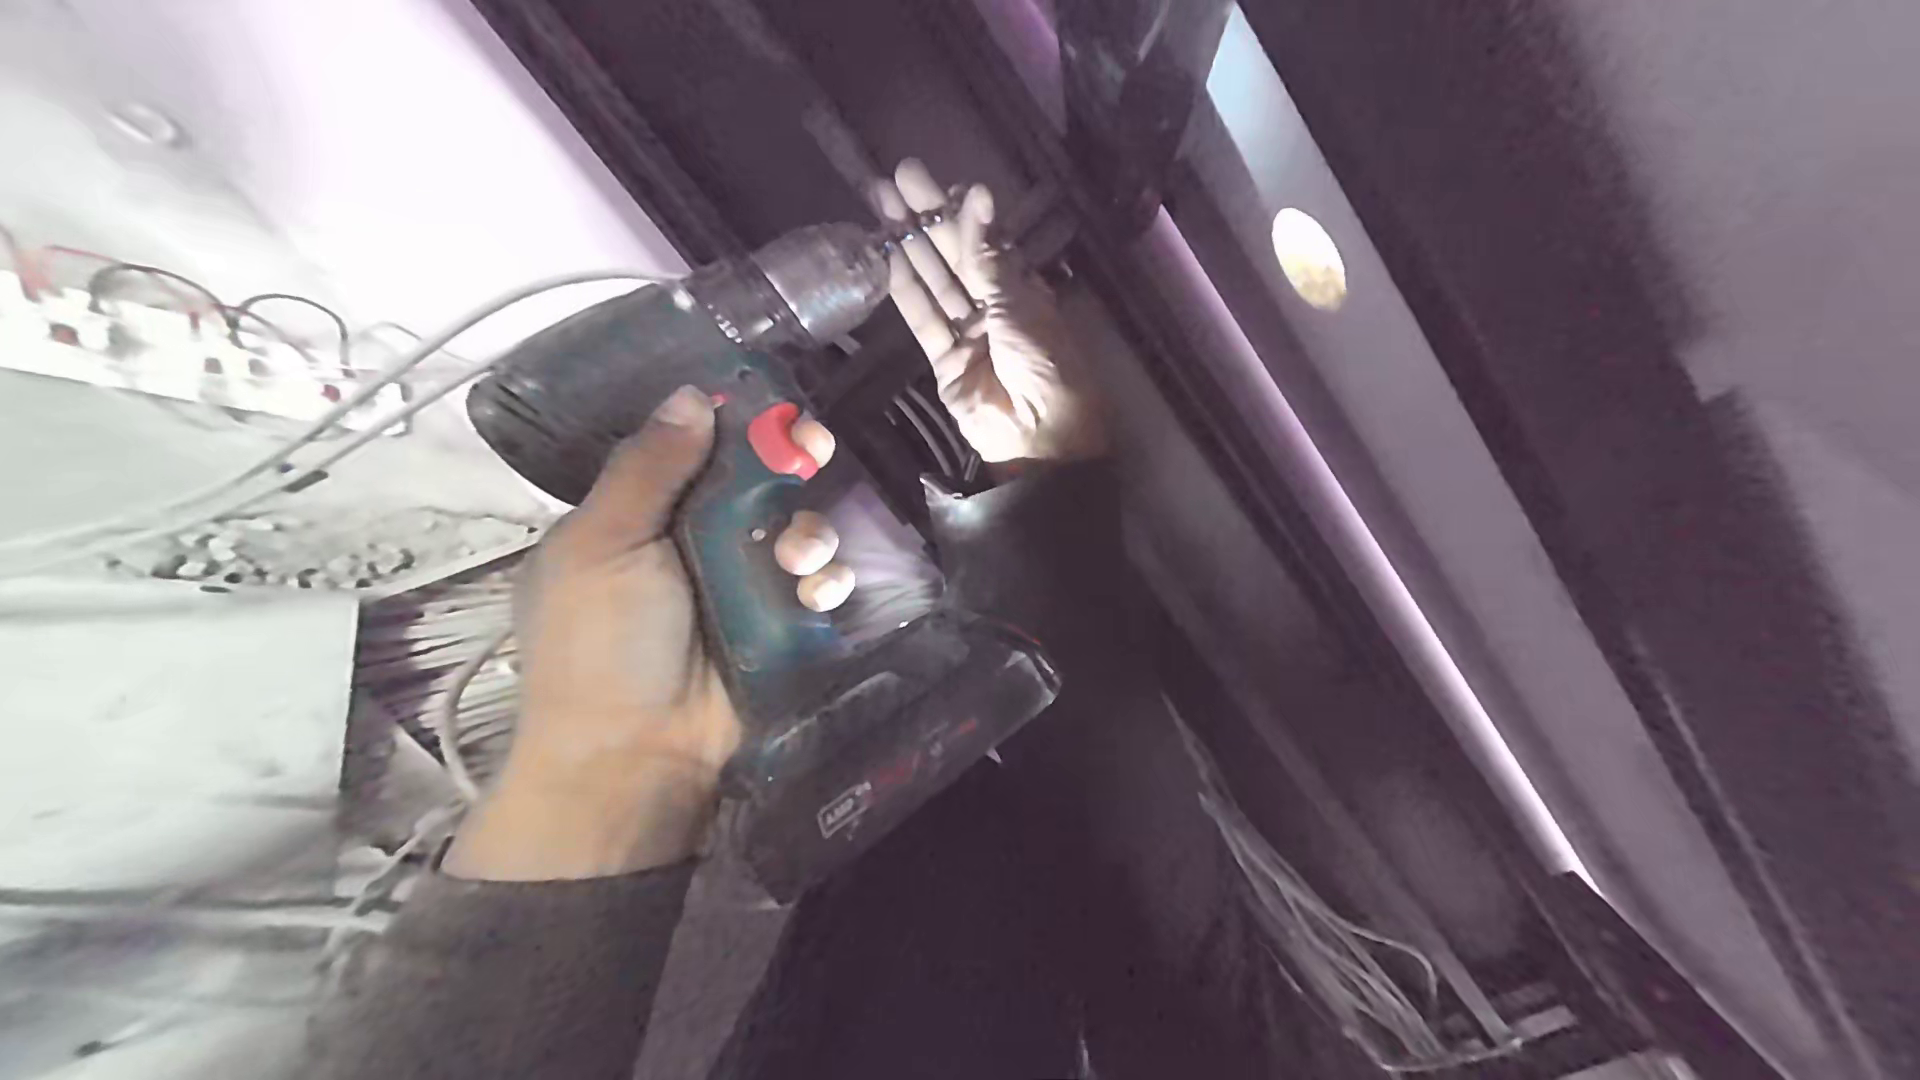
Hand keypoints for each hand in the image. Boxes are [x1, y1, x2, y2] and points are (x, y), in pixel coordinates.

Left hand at [445, 386, 844, 879]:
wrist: (636, 754)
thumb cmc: (603, 644)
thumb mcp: (603, 547)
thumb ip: (646, 470)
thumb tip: (691, 394)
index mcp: (648, 515)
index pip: (704, 450)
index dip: (743, 424)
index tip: (779, 407)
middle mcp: (702, 541)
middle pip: (764, 484)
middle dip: (796, 465)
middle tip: (819, 452)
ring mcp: (748, 583)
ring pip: (800, 529)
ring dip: (811, 532)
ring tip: (799, 561)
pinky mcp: (783, 620)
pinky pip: (819, 582)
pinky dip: (827, 579)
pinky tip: (815, 592)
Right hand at [872, 159, 1102, 463]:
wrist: (1039, 433)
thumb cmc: (1043, 363)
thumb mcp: (1017, 304)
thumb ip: (987, 256)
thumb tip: (976, 195)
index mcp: (1023, 292)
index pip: (987, 244)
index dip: (962, 215)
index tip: (940, 185)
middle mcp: (993, 308)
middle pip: (955, 258)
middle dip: (927, 220)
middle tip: (898, 178)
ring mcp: (966, 334)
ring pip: (934, 284)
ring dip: (910, 246)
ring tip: (882, 205)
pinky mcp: (945, 362)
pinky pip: (923, 320)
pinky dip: (906, 291)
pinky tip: (888, 256)